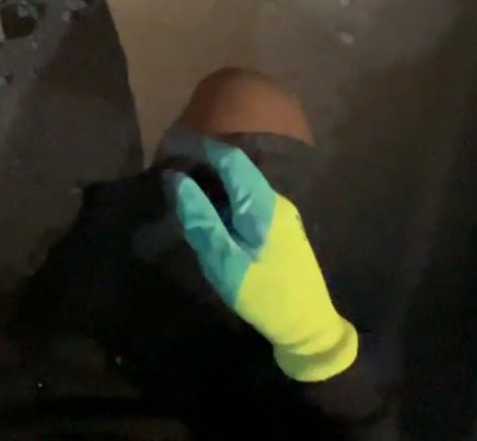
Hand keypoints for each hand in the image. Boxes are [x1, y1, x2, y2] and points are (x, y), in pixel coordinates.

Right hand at [169, 138, 358, 382]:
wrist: (310, 331)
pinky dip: (219, 196)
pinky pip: (244, 198)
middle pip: (234, 167)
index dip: (197, 146)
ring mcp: (280, 215)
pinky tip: (203, 210)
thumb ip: (198, 216)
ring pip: (238, 183)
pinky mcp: (279, 228)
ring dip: (208, 181)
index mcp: (263, 205)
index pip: (230, 158)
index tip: (167, 146)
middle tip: (166, 169)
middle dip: (199, 163)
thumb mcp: (223, 260)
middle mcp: (275, 202)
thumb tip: (174, 176)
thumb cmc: (264, 295)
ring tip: (178, 189)